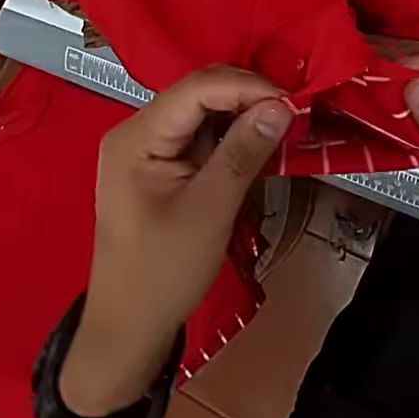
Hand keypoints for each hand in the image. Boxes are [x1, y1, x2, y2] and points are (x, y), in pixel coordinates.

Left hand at [58, 66, 291, 414]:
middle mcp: (137, 129)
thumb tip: (281, 106)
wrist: (128, 330)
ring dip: (242, 113)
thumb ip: (244, 152)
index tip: (289, 100)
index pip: (197, 88)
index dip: (246, 86)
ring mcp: (147, 145)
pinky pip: (200, 133)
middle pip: (199, 92)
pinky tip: (257, 141)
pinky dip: (231, 134)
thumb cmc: (162, 273)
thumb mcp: (210, 210)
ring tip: (280, 123)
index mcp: (137, 136)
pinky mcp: (160, 162)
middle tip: (290, 111)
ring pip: (203, 109)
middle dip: (246, 96)